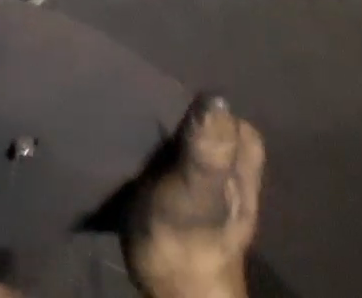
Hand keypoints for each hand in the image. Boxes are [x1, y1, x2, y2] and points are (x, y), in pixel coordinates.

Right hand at [125, 96, 264, 297]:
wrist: (172, 293)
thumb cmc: (190, 242)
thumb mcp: (199, 193)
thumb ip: (209, 150)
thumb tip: (215, 94)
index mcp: (241, 162)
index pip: (224, 112)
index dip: (194, 97)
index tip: (155, 84)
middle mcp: (225, 166)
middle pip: (201, 120)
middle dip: (172, 106)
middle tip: (131, 95)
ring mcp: (200, 180)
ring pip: (181, 136)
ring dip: (155, 124)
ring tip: (120, 110)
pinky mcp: (173, 192)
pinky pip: (161, 154)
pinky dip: (144, 144)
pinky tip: (120, 139)